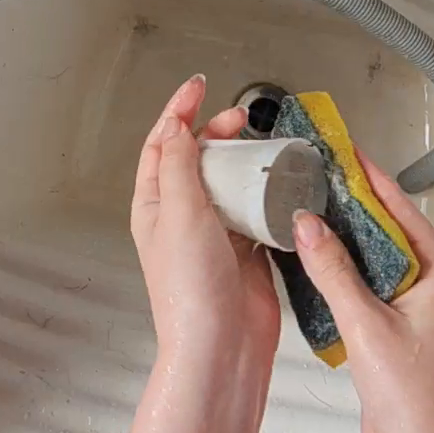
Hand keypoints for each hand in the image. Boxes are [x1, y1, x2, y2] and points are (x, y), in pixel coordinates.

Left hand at [130, 75, 280, 361]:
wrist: (222, 346)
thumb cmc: (190, 289)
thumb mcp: (178, 213)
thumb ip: (177, 165)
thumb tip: (174, 125)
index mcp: (155, 206)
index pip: (162, 144)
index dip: (177, 111)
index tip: (199, 86)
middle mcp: (182, 217)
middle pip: (197, 159)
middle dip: (215, 132)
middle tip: (240, 118)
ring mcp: (215, 234)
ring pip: (228, 183)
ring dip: (243, 162)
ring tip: (262, 147)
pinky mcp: (245, 250)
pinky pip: (255, 211)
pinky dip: (266, 194)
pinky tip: (278, 184)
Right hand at [290, 154, 433, 432]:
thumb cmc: (418, 403)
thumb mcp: (367, 327)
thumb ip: (335, 272)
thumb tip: (308, 223)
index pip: (401, 209)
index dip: (371, 177)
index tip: (344, 150)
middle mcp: (429, 285)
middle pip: (386, 228)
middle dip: (351, 201)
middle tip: (315, 174)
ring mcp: (411, 308)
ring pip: (372, 257)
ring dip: (342, 237)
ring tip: (306, 209)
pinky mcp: (392, 329)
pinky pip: (364, 285)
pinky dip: (339, 270)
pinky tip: (311, 263)